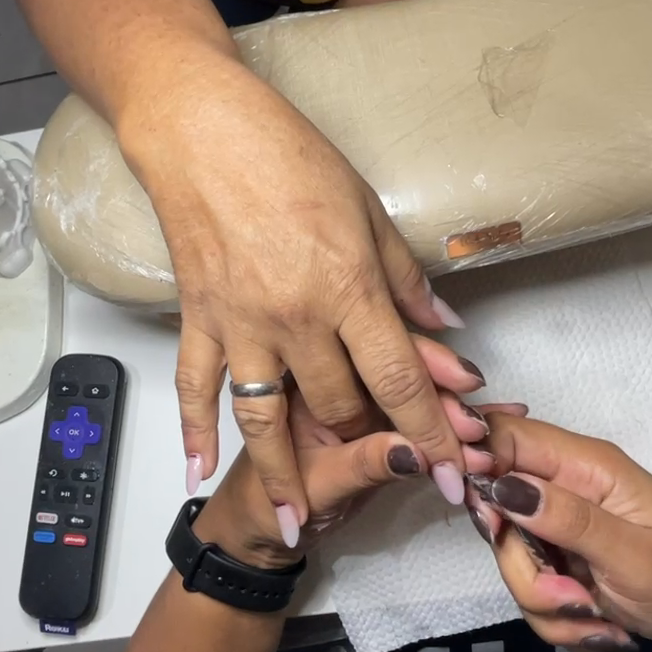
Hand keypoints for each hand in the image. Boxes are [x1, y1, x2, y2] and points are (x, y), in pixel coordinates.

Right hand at [121, 61, 465, 543]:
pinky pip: (194, 387)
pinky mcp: (198, 320)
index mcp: (347, 288)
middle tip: (398, 471)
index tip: (458, 476)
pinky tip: (198, 469)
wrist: (201, 130)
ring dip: (285, 474)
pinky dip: (192, 431)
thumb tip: (447, 330)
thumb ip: (406, 282)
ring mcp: (240, 325)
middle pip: (342, 405)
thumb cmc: (289, 157)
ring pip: (267, 418)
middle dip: (375, 442)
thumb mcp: (367, 212)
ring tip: (299, 521)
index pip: (401, 380)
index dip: (435, 436)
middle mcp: (294, 319)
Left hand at [194, 339, 515, 568]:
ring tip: (501, 425)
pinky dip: (454, 426)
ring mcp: (362, 401)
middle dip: (447, 398)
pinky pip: (418, 419)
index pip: (372, 364)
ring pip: (416, 394)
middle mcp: (339, 377)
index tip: (463, 403)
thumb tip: (417, 450)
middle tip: (481, 426)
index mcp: (310, 377)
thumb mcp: (318, 485)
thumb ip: (365, 464)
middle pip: (401, 372)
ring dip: (458, 412)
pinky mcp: (379, 424)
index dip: (422, 380)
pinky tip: (497, 424)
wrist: (257, 532)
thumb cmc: (267, 506)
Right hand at [463, 414, 651, 651]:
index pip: (505, 436)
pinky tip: (599, 625)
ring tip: (597, 616)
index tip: (490, 524)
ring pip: (509, 558)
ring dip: (545, 602)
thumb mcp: (636, 555)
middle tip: (570, 595)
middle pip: (496, 511)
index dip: (478, 468)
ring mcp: (558, 528)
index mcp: (585, 466)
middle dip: (523, 566)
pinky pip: (528, 590)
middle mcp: (564, 489)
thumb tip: (501, 484)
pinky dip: (556, 618)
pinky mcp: (558, 563)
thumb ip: (568, 518)